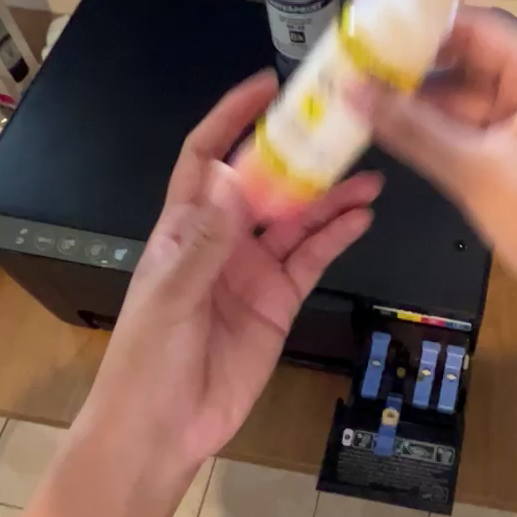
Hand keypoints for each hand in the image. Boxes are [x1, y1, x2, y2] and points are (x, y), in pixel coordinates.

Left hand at [85, 71, 380, 465]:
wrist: (164, 428)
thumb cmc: (147, 360)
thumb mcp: (170, 297)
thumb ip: (205, 243)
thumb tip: (236, 181)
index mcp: (184, 228)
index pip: (206, 159)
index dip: (231, 119)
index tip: (265, 88)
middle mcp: (222, 240)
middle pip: (265, 185)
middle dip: (298, 158)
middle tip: (338, 133)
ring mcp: (254, 269)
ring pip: (297, 220)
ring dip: (329, 198)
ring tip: (368, 176)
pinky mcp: (279, 299)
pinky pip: (312, 258)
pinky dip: (336, 237)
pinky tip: (361, 218)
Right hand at [367, 8, 516, 325]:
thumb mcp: (472, 169)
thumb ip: (410, 127)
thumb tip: (351, 89)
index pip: (478, 26)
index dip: (426, 24)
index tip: (374, 27)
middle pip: (473, 62)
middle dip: (419, 68)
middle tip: (359, 66)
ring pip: (471, 101)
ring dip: (425, 104)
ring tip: (367, 98)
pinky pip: (478, 132)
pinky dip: (443, 132)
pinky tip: (399, 133)